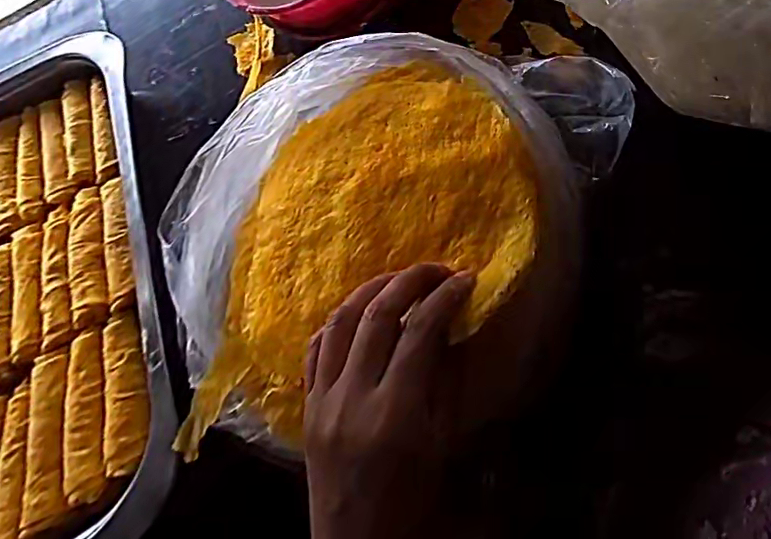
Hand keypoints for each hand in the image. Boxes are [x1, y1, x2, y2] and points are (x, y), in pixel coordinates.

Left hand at [304, 264, 475, 538]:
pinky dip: (339, 320)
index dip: (445, 296)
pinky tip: (360, 311)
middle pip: (378, 314)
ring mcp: (322, 400)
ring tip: (399, 279)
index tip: (465, 278)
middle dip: (411, 279)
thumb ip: (444, 378)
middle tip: (436, 269)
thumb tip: (449, 323)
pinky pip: (315, 346)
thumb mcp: (440, 443)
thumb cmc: (411, 502)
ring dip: (372, 288)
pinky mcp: (305, 405)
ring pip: (341, 320)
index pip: (420, 331)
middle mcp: (352, 398)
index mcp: (394, 413)